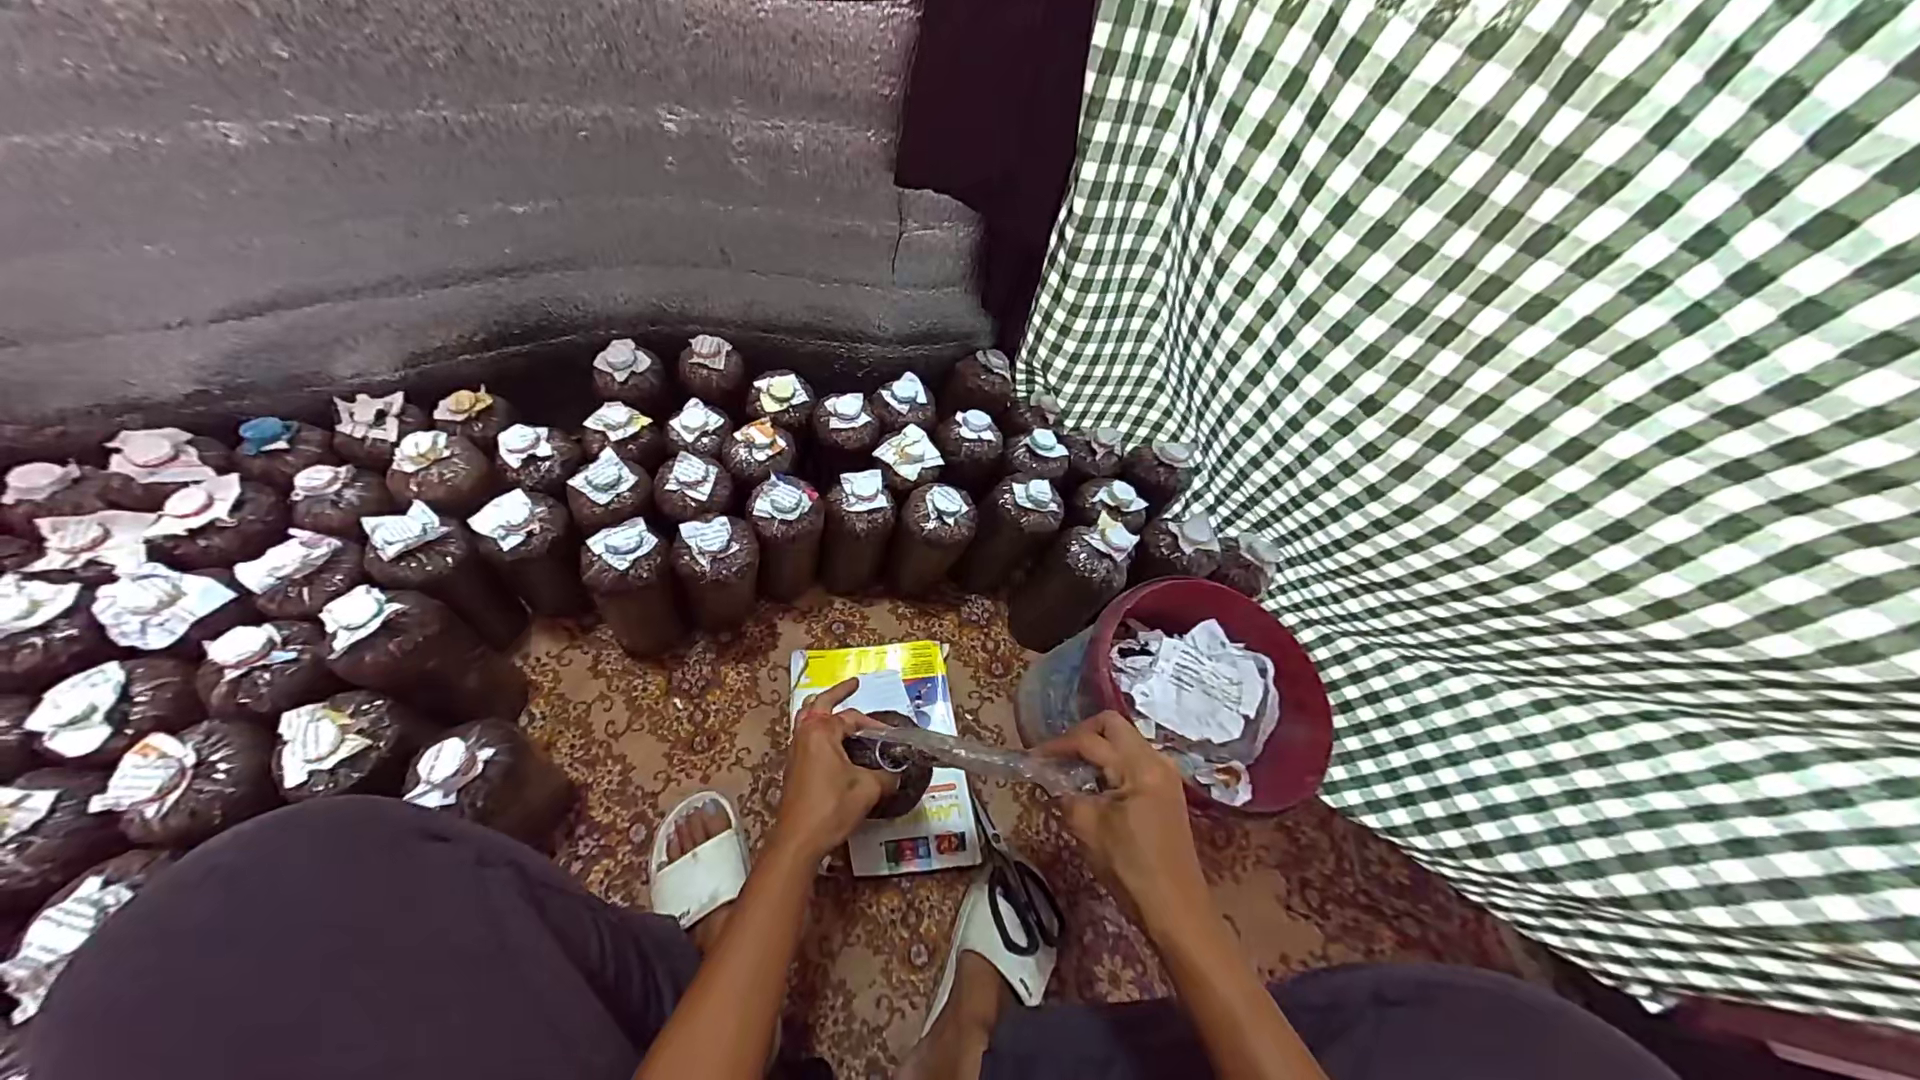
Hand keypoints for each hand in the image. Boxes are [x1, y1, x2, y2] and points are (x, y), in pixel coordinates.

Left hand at [771, 678, 899, 861]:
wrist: (797, 840)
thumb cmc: (831, 807)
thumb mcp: (867, 789)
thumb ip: (885, 777)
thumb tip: (897, 775)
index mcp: (821, 732)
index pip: (852, 717)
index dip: (873, 724)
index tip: (890, 734)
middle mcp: (804, 735)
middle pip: (818, 704)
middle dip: (838, 693)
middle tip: (853, 684)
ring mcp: (795, 752)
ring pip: (806, 719)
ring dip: (821, 710)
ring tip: (836, 707)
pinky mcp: (793, 768)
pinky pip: (804, 736)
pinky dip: (817, 729)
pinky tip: (830, 742)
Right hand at [1037, 711, 1209, 932]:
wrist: (1176, 910)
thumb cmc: (1131, 869)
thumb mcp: (1088, 829)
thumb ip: (1065, 794)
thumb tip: (1050, 779)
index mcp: (1140, 767)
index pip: (1090, 741)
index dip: (1058, 746)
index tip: (1032, 757)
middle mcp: (1157, 761)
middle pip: (1113, 726)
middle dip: (1081, 735)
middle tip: (1056, 757)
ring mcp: (1165, 775)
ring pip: (1124, 741)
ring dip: (1097, 749)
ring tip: (1070, 771)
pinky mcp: (1166, 790)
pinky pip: (1134, 760)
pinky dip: (1111, 764)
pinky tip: (1094, 785)